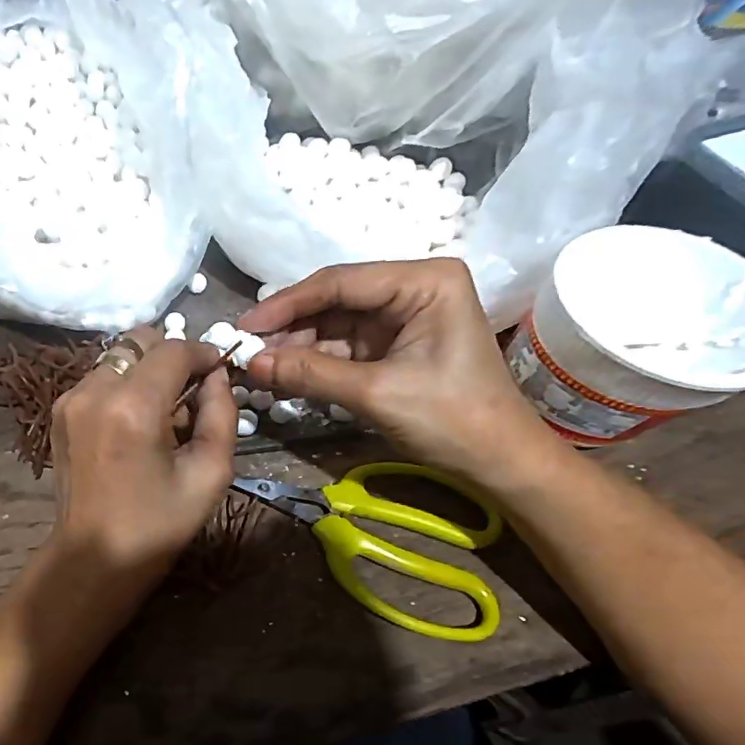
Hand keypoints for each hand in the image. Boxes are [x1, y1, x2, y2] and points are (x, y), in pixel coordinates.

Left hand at [49, 327, 236, 581]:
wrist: (93, 557)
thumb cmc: (157, 525)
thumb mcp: (209, 474)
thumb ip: (221, 414)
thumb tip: (216, 376)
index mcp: (132, 408)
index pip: (173, 350)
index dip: (203, 353)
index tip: (220, 371)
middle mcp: (94, 392)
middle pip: (140, 342)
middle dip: (172, 357)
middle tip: (191, 391)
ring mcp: (70, 400)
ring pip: (118, 357)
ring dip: (147, 372)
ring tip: (163, 413)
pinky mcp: (59, 411)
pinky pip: (100, 378)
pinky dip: (124, 386)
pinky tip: (135, 423)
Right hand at [239, 258, 560, 484]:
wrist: (499, 462)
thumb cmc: (453, 420)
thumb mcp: (377, 394)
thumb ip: (311, 374)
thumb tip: (251, 364)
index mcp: (423, 281)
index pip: (340, 281)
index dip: (287, 304)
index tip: (244, 326)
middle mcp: (411, 289)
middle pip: (334, 301)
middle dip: (290, 328)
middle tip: (245, 351)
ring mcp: (401, 318)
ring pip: (333, 325)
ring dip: (297, 348)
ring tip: (257, 368)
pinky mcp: (392, 347)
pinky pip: (343, 348)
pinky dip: (314, 363)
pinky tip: (283, 375)